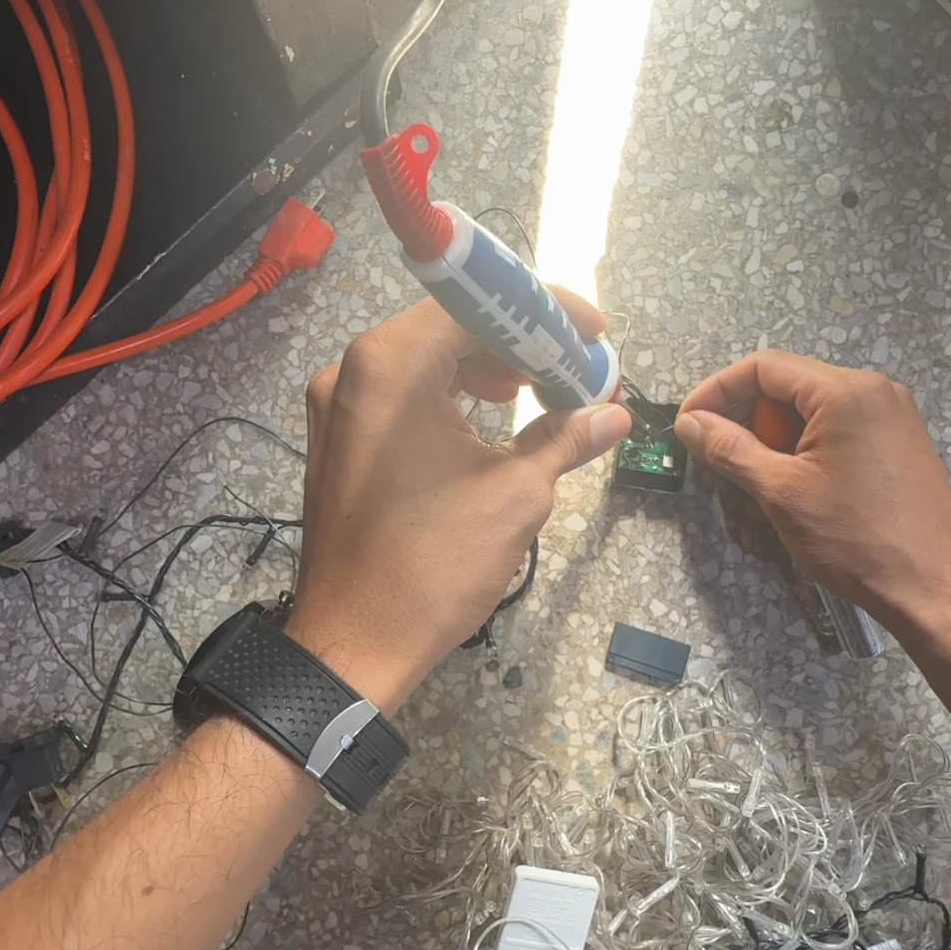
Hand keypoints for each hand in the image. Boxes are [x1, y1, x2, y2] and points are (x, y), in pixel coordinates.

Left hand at [286, 292, 631, 712]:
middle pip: (447, 328)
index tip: (592, 332)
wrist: (354, 644)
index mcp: (389, 364)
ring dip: (483, 371)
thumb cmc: (435, 564)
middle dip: (516, 344)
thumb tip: (614, 415)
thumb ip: (565, 438)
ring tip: (535, 394)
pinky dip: (447, 400)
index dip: (543, 311)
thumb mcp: (515, 495)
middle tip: (570, 370)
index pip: (476, 305)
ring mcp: (336, 406)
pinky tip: (482, 423)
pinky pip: (400, 398)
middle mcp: (351, 369)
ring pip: (423, 362)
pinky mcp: (337, 440)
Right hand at [675, 351, 950, 635]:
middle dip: (743, 414)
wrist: (933, 590)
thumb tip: (688, 423)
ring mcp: (890, 415)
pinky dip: (800, 444)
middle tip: (715, 454)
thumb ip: (729, 449)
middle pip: (787, 383)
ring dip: (770, 433)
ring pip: (809, 407)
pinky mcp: (895, 442)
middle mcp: (873, 390)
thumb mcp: (780, 492)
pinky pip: (834, 425)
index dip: (717, 390)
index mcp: (846, 392)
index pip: (764, 367)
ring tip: (753, 476)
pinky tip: (790, 481)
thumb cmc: (854, 538)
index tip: (688, 424)